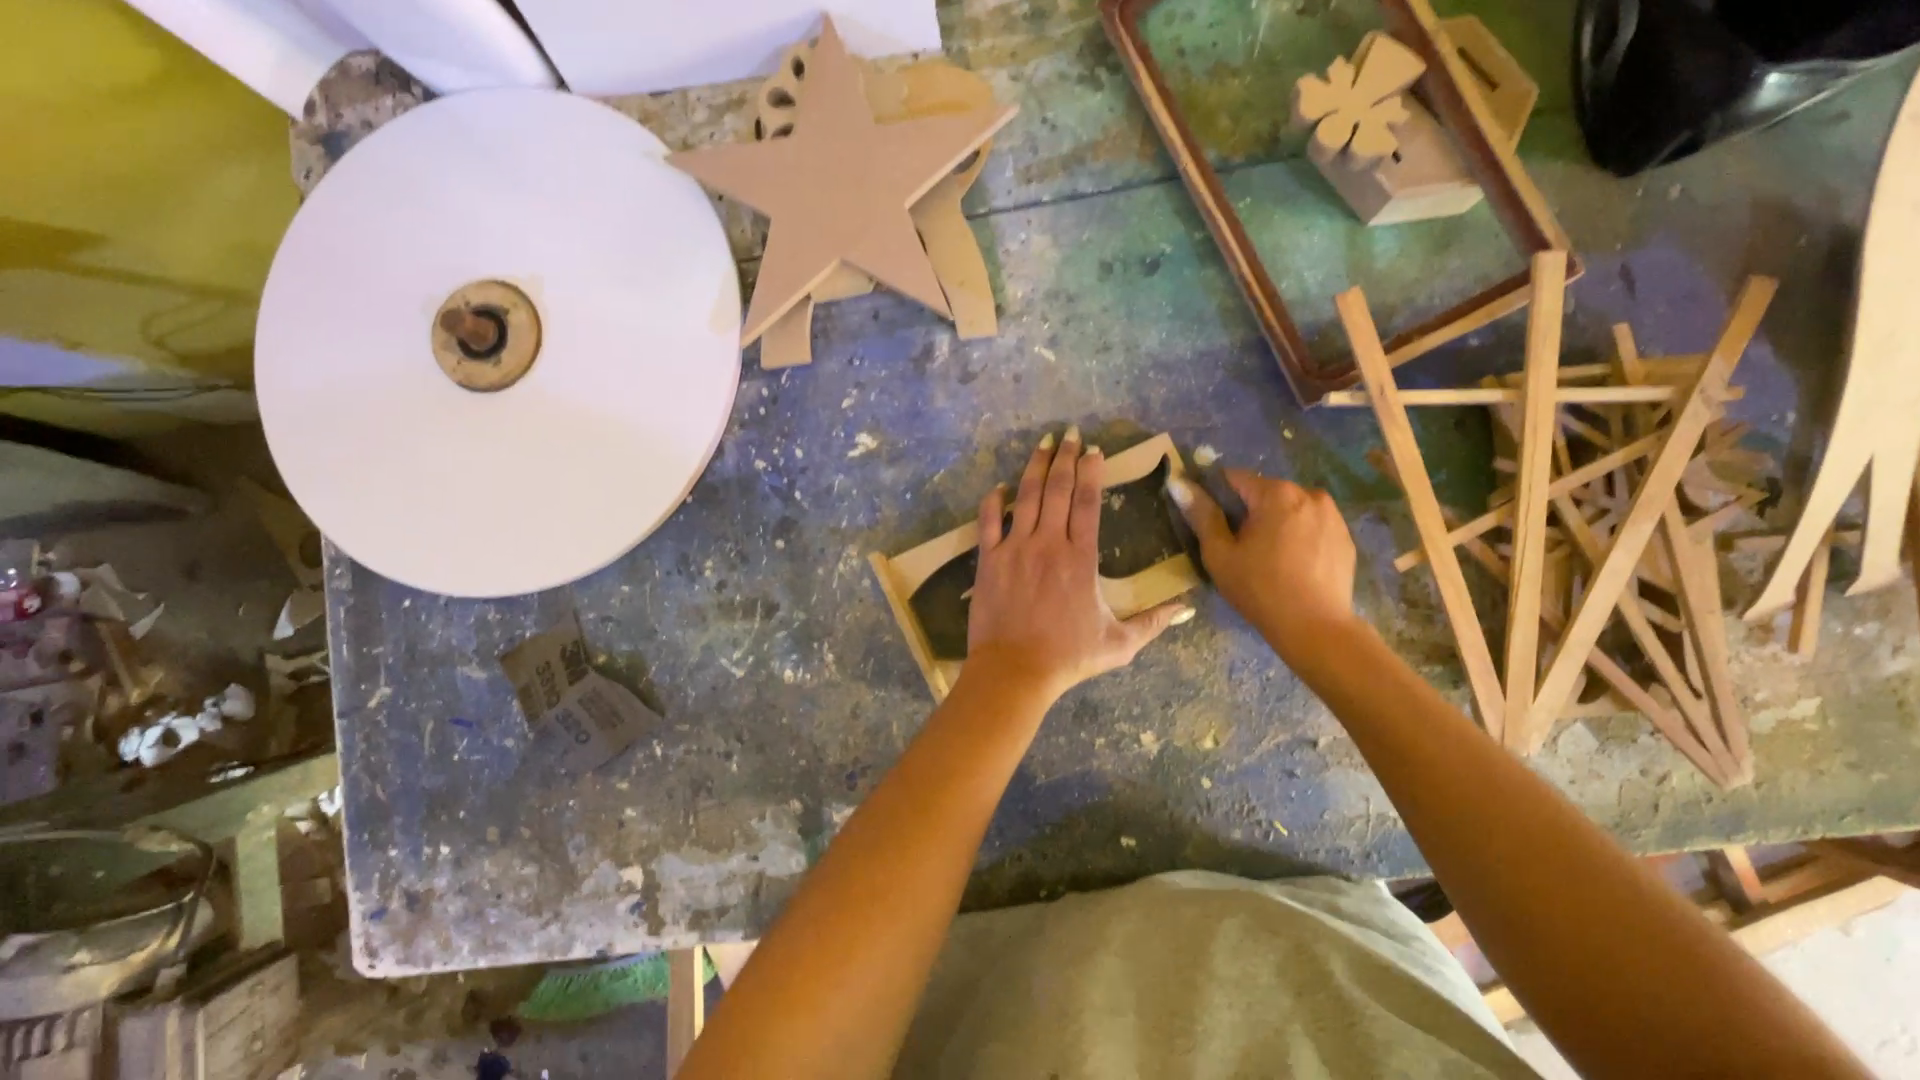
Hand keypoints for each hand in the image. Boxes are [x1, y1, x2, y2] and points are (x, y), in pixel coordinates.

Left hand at [966, 428, 1195, 700]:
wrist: (1014, 671)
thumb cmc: (1069, 658)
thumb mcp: (1119, 643)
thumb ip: (1153, 622)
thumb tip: (1187, 608)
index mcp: (1081, 558)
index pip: (1088, 503)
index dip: (1092, 473)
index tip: (1094, 451)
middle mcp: (1049, 544)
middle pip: (1058, 490)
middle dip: (1065, 458)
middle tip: (1070, 434)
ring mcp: (1015, 550)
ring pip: (1025, 497)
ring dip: (1035, 467)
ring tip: (1043, 444)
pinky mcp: (989, 561)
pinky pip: (989, 522)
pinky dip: (994, 501)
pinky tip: (1000, 486)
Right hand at [1167, 470, 1357, 657]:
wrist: (1314, 626)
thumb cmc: (1259, 588)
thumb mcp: (1220, 554)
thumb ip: (1202, 515)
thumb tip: (1179, 484)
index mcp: (1276, 493)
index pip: (1236, 478)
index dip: (1219, 495)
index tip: (1212, 520)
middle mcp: (1309, 494)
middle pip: (1267, 493)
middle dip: (1252, 511)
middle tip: (1241, 546)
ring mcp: (1333, 515)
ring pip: (1293, 509)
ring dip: (1278, 523)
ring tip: (1270, 557)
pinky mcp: (1346, 537)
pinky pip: (1314, 526)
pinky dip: (1301, 537)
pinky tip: (1294, 565)